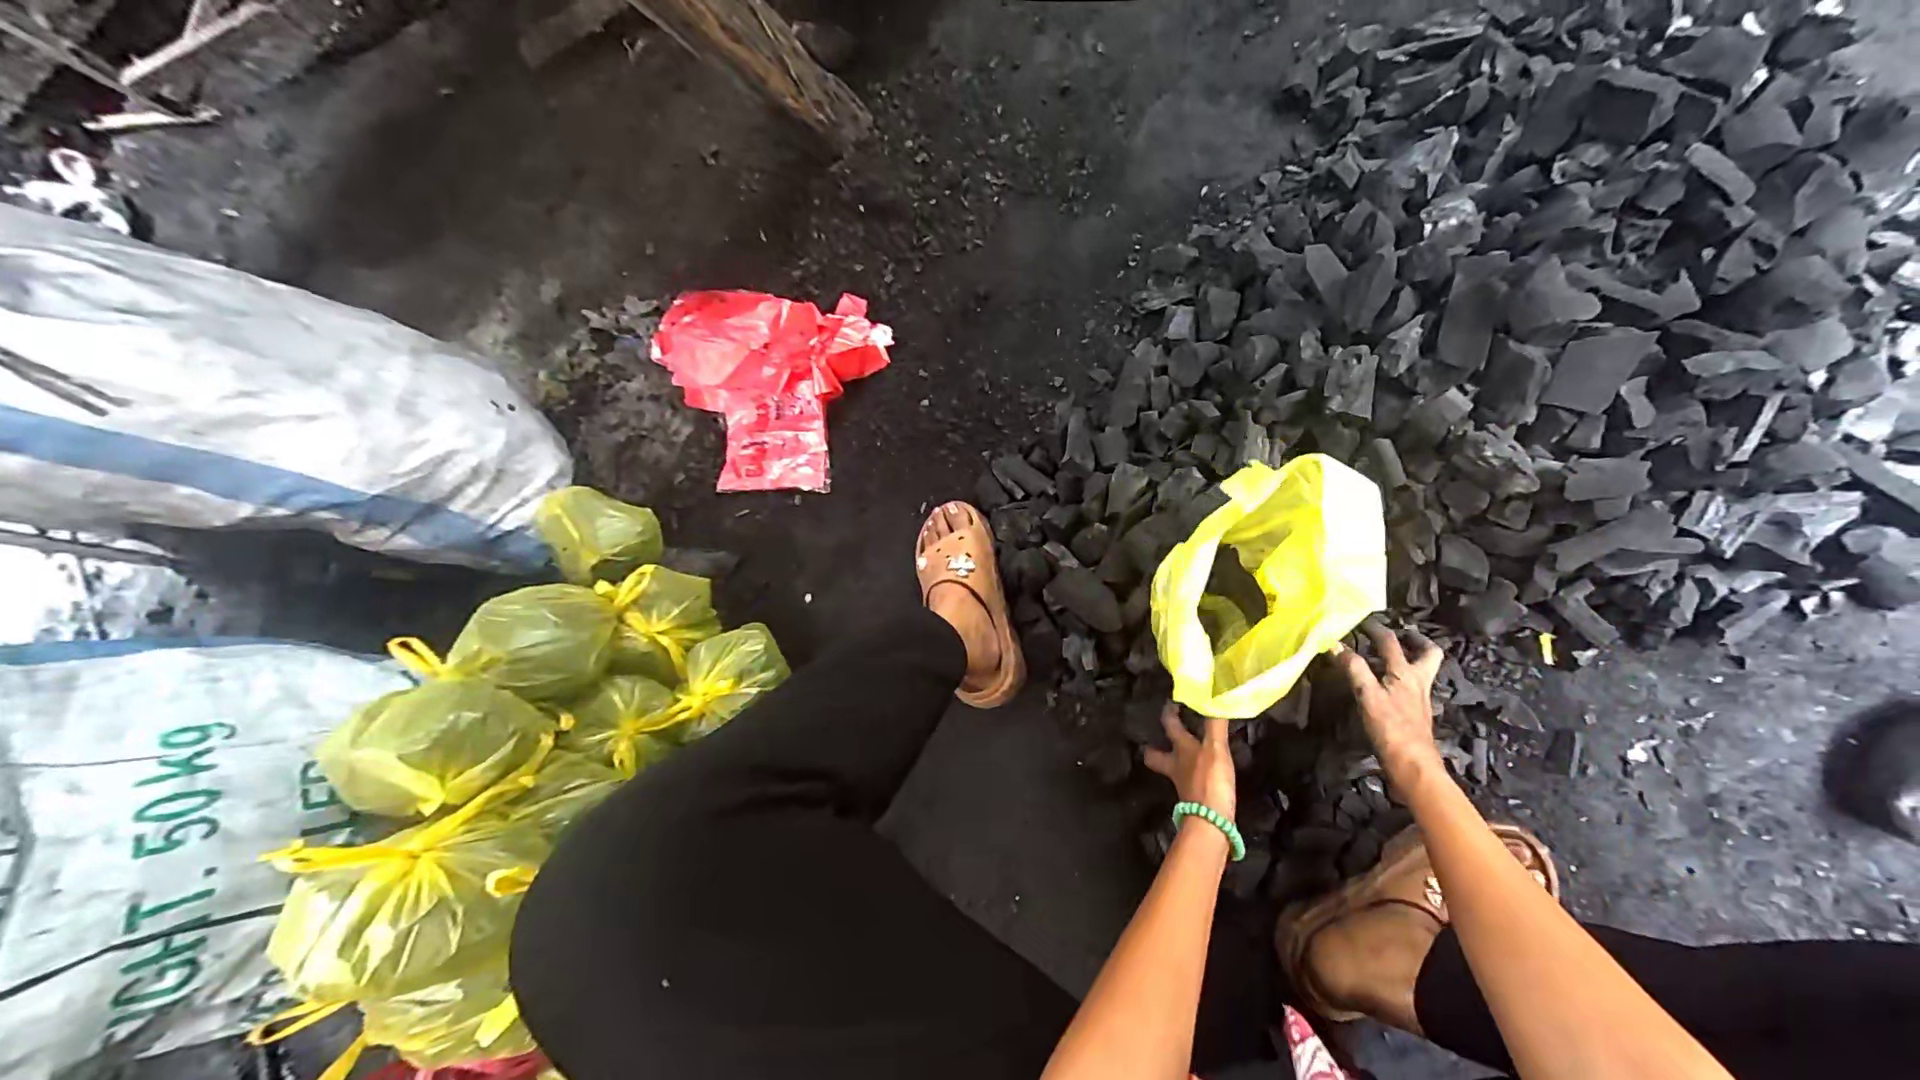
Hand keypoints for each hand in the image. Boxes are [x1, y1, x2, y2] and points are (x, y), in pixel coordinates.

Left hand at [1142, 701, 1236, 819]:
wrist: (1211, 822)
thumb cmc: (1210, 781)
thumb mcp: (1215, 749)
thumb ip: (1215, 725)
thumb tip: (1215, 698)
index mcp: (1180, 750)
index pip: (1169, 726)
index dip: (1168, 713)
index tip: (1169, 703)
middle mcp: (1176, 766)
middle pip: (1156, 755)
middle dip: (1153, 747)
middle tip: (1155, 738)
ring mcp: (1183, 783)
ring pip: (1172, 768)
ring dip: (1175, 761)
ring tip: (1183, 754)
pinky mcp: (1194, 799)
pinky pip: (1188, 781)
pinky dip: (1191, 775)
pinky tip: (1200, 774)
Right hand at [1333, 618, 1444, 780]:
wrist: (1412, 764)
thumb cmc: (1391, 727)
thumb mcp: (1367, 695)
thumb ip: (1353, 668)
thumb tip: (1335, 645)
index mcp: (1407, 673)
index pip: (1390, 642)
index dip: (1373, 628)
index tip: (1358, 620)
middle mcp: (1418, 681)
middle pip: (1427, 654)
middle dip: (1415, 640)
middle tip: (1399, 634)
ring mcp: (1419, 697)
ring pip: (1422, 669)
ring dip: (1409, 658)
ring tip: (1386, 656)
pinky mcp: (1415, 711)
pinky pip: (1410, 685)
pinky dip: (1400, 677)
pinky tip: (1384, 683)